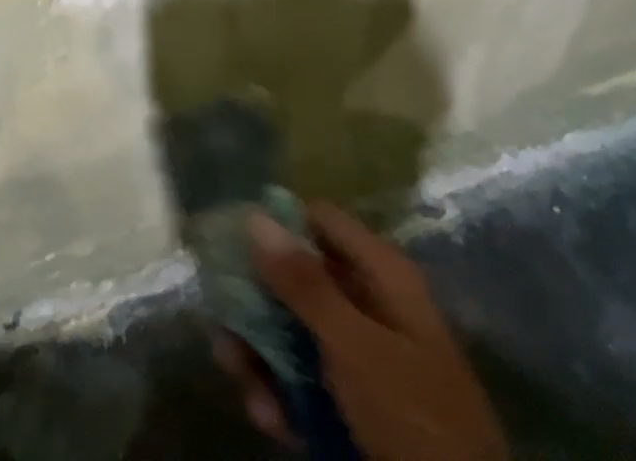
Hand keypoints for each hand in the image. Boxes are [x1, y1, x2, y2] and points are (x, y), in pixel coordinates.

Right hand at [215, 202, 509, 459]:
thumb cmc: (411, 409)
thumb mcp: (354, 345)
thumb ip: (304, 284)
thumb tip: (255, 217)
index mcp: (381, 275)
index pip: (320, 222)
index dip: (275, 226)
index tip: (228, 246)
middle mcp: (367, 304)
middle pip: (296, 280)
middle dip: (255, 304)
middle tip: (224, 327)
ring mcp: (356, 353)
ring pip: (289, 333)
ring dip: (260, 357)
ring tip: (242, 380)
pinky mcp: (347, 398)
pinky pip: (299, 380)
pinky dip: (280, 397)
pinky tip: (270, 418)